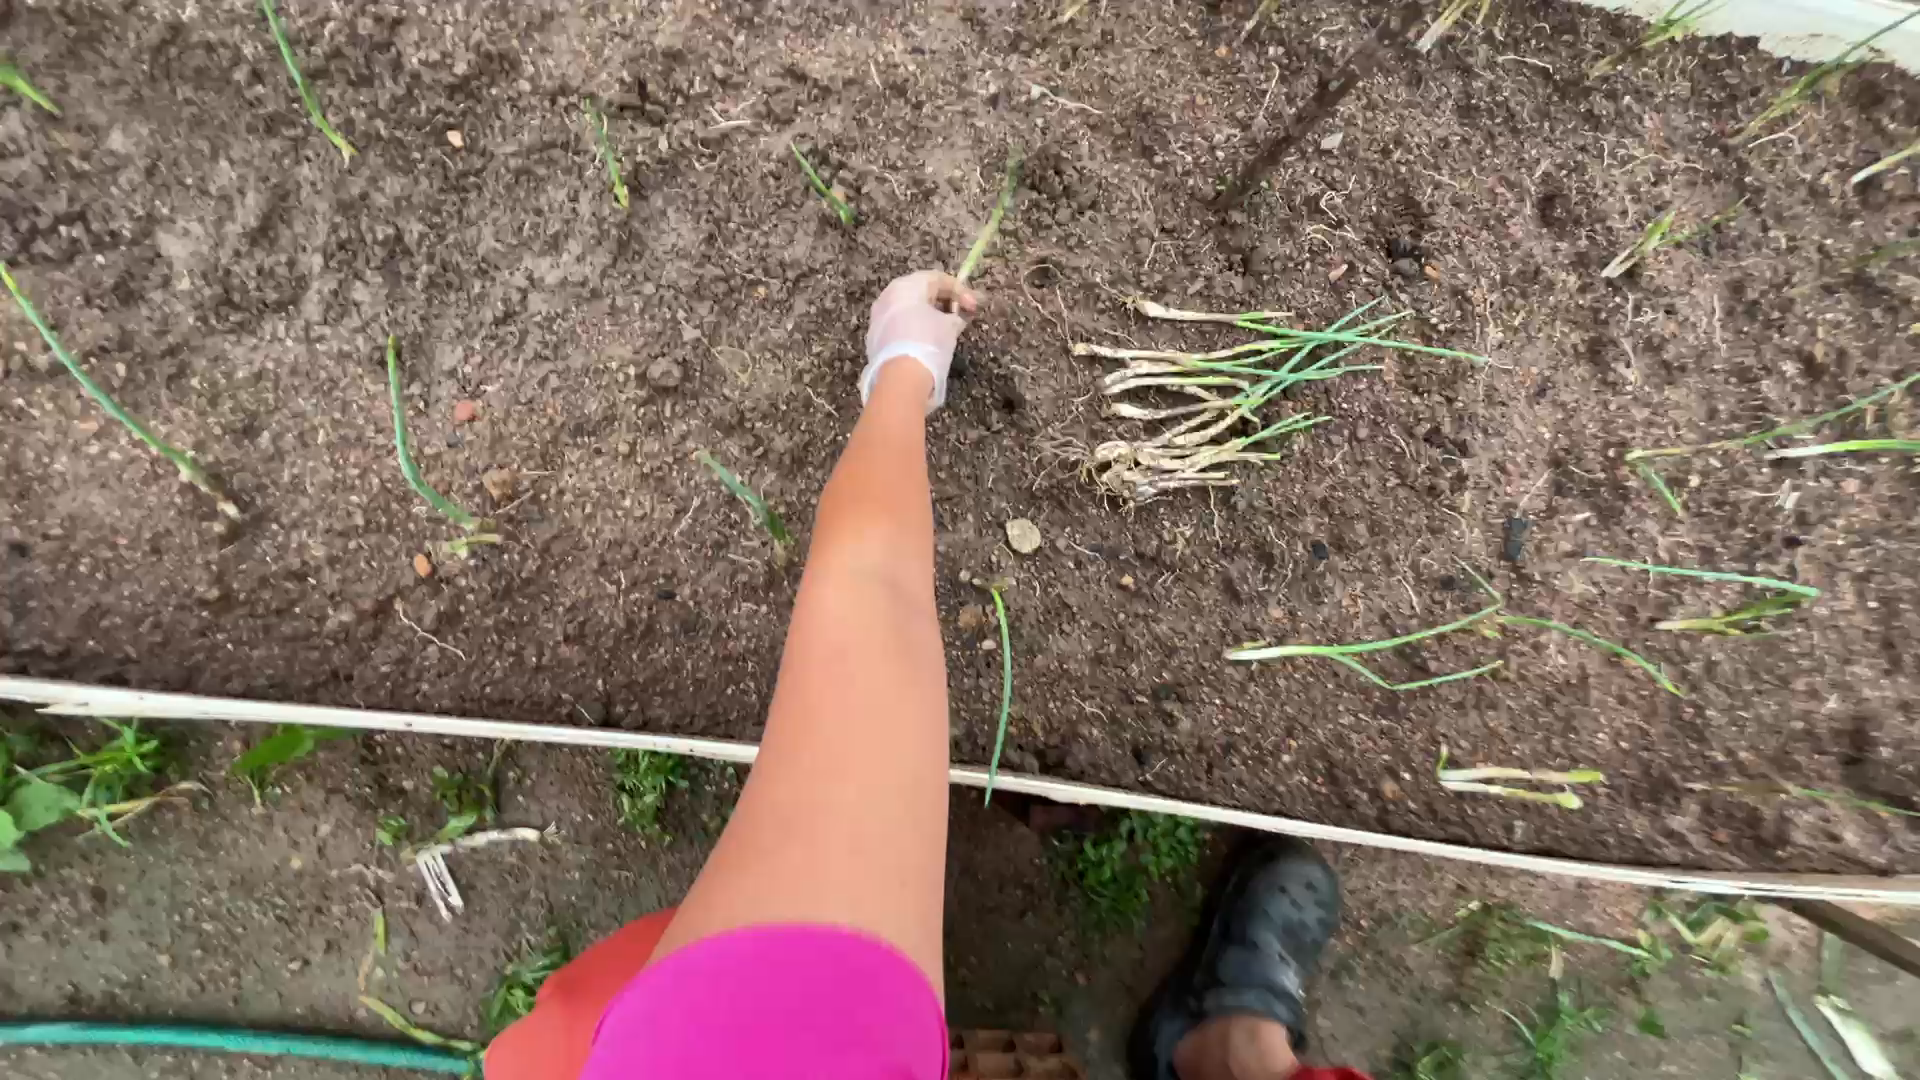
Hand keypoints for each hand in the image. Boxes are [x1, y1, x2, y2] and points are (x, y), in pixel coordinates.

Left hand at [861, 270, 978, 411]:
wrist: (901, 379)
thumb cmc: (928, 344)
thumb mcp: (950, 327)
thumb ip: (956, 317)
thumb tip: (955, 319)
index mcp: (906, 286)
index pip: (937, 279)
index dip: (960, 291)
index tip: (974, 306)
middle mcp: (888, 296)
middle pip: (921, 293)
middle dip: (944, 303)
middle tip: (962, 316)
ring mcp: (878, 318)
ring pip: (909, 310)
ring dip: (930, 317)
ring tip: (947, 331)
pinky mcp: (875, 339)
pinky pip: (900, 327)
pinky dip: (916, 329)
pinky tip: (928, 343)